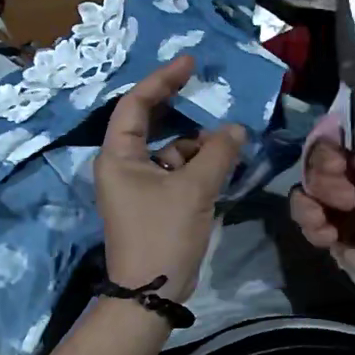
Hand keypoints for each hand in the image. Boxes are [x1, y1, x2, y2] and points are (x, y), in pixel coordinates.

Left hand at [96, 55, 245, 303]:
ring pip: (169, 150)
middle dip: (182, 109)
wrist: (153, 292)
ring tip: (228, 140)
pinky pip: (176, 171)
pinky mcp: (154, 203)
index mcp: (118, 155)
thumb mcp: (194, 190)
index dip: (163, 79)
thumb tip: (236, 128)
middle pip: (152, 123)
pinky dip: (198, 165)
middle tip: (209, 91)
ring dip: (197, 143)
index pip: (136, 104)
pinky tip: (222, 163)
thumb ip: (217, 153)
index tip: (190, 63)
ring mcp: (138, 185)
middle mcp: (123, 165)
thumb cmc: (163, 234)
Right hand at [288, 84, 354, 303]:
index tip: (338, 161)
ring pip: (305, 191)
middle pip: (313, 163)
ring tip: (334, 220)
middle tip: (347, 198)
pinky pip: (307, 222)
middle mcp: (354, 173)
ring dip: (310, 204)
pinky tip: (330, 238)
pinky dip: (311, 227)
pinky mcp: (336, 233)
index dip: (324, 145)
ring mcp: (343, 204)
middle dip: (321, 178)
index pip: (332, 134)